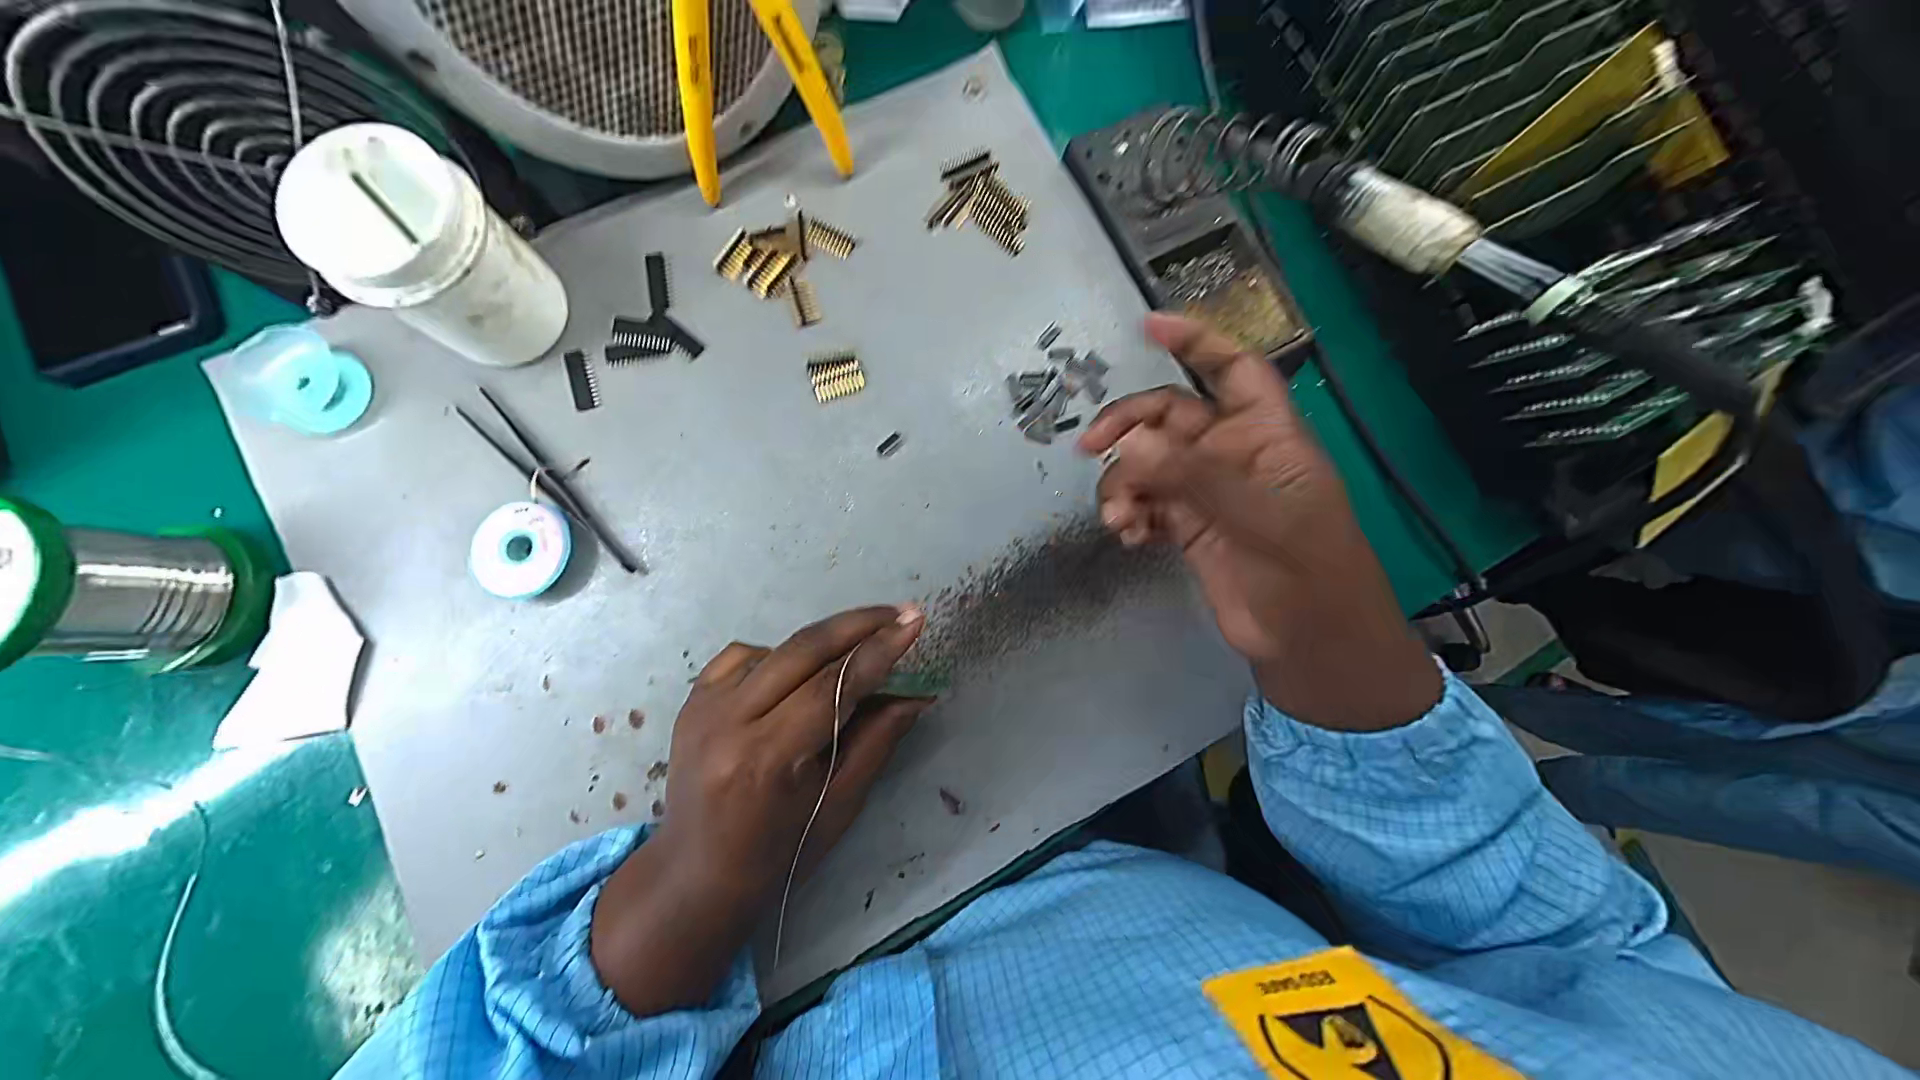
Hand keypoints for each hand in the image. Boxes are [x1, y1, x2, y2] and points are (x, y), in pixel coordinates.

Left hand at [590, 605, 929, 1015]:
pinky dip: (781, 653)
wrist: (694, 875)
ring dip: (825, 640)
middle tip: (899, 612)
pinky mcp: (692, 700)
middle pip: (803, 651)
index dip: (878, 650)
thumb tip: (917, 694)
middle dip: (858, 624)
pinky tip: (802, 669)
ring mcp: (704, 707)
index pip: (832, 686)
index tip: (913, 622)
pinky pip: (744, 654)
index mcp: (767, 760)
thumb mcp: (839, 805)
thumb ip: (878, 741)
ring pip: (777, 647)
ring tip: (863, 642)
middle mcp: (729, 723)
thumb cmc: (777, 854)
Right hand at [1078, 313, 1439, 730]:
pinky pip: (1142, 505)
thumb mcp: (1258, 513)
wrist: (1307, 638)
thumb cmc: (1308, 566)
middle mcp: (1229, 454)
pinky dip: (1127, 515)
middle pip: (1167, 417)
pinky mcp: (1184, 528)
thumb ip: (1192, 475)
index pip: (1232, 370)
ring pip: (1145, 465)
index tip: (1148, 328)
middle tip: (1091, 447)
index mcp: (1264, 433)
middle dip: (1128, 427)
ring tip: (1118, 518)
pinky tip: (1128, 536)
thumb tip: (1128, 443)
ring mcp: (1203, 492)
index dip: (1196, 342)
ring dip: (1122, 484)